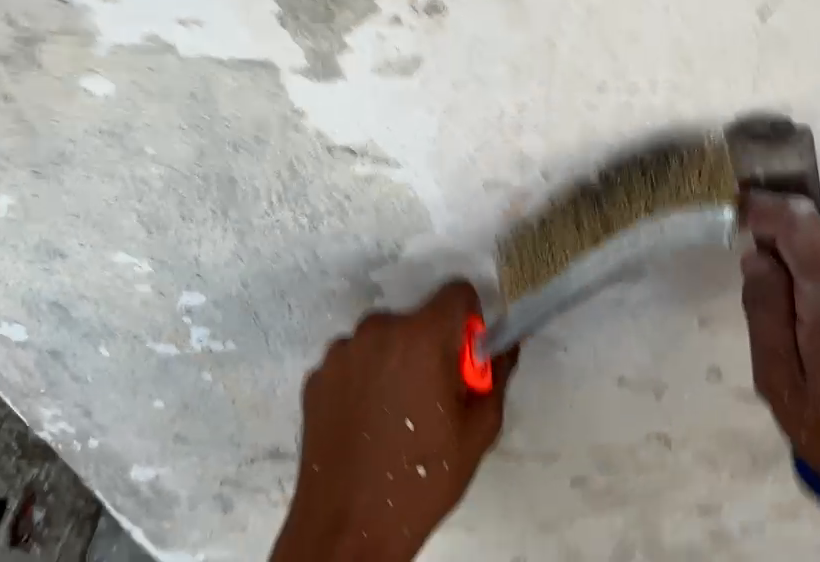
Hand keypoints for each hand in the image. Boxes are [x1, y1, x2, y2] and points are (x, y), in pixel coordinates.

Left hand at [272, 281, 519, 561]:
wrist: (347, 527)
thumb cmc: (421, 479)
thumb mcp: (478, 431)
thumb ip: (496, 376)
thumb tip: (502, 346)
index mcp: (423, 336)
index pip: (457, 291)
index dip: (470, 320)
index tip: (468, 356)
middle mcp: (378, 330)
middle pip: (418, 318)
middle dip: (432, 346)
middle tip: (434, 397)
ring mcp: (342, 352)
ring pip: (384, 340)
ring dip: (396, 362)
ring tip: (397, 415)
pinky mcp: (317, 376)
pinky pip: (353, 362)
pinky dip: (365, 380)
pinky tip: (368, 424)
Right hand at [740, 191, 819, 490]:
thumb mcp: (779, 382)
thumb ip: (763, 312)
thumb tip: (756, 257)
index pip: (797, 222)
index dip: (764, 209)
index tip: (737, 215)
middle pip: (812, 247)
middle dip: (783, 266)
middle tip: (772, 322)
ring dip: (810, 287)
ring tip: (810, 348)